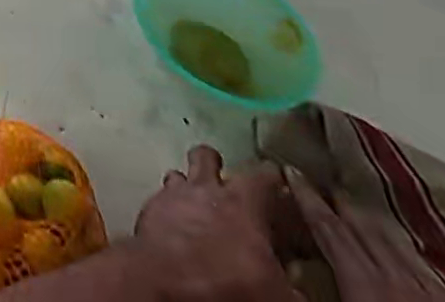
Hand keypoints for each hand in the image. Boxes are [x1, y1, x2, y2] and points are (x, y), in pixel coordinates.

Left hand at [131, 144, 297, 299]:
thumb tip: (297, 288)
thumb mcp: (279, 296)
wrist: (169, 285)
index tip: (275, 177)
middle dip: (213, 161)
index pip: (261, 176)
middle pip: (205, 156)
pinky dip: (168, 209)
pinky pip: (159, 199)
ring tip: (194, 200)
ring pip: (177, 175)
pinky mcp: (148, 210)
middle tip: (220, 173)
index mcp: (241, 204)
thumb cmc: (230, 286)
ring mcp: (171, 196)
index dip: (270, 175)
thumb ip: (291, 285)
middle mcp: (203, 190)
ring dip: (186, 185)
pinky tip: (174, 224)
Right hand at [286, 168, 444, 301]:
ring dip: (371, 221)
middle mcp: (395, 276)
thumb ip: (324, 290)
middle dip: (340, 203)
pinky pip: (421, 262)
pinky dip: (403, 246)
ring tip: (357, 208)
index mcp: (363, 281)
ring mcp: (428, 289)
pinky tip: (401, 247)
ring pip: (393, 240)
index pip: (328, 228)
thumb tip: (293, 272)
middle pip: (362, 227)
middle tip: (323, 185)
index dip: (307, 198)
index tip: (292, 172)